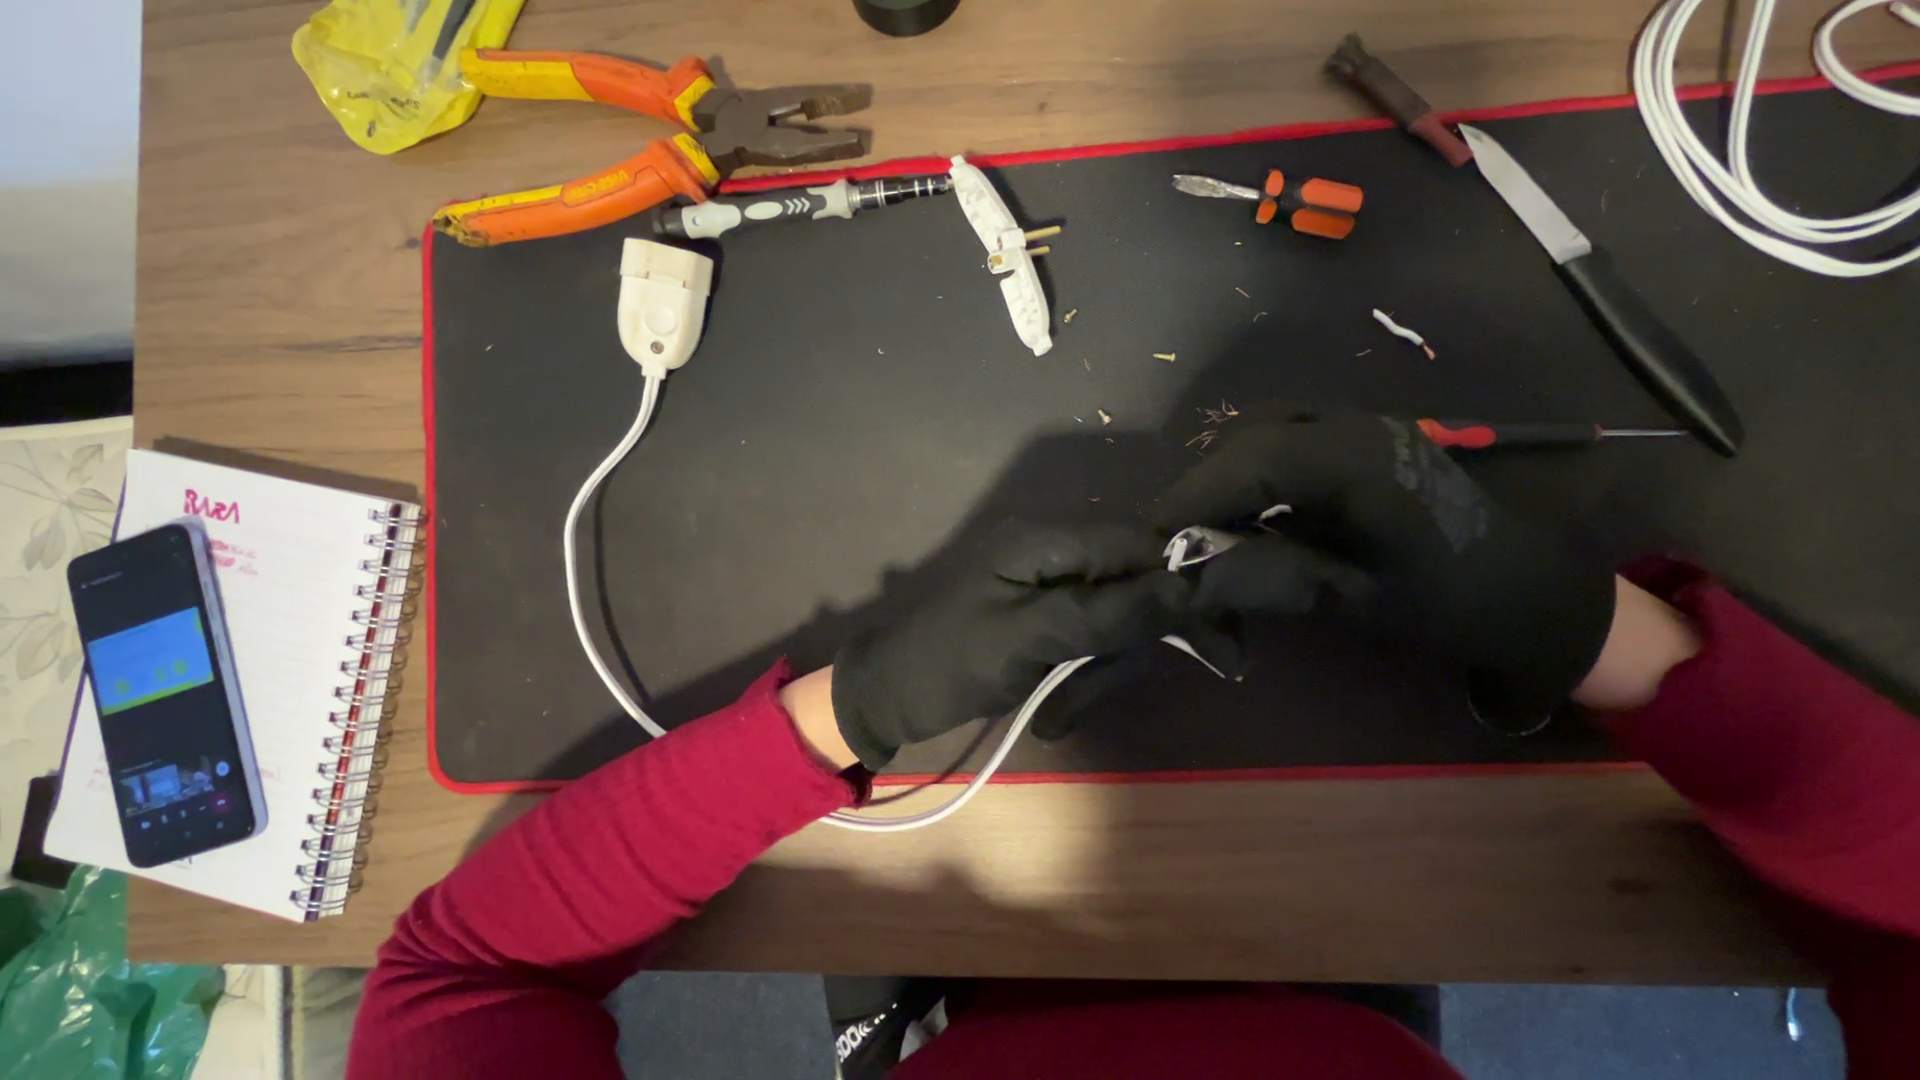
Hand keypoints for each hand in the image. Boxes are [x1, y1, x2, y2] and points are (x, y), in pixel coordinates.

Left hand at [828, 522, 1188, 768]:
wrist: (889, 694)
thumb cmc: (951, 662)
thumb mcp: (1030, 637)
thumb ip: (1107, 611)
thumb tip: (1187, 588)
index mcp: (1046, 539)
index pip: (1140, 543)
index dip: (1182, 585)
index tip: (1216, 641)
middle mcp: (1052, 552)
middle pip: (1131, 586)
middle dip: (1127, 644)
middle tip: (1098, 689)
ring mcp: (1047, 585)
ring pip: (1113, 620)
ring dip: (1100, 670)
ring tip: (1060, 710)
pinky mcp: (1043, 615)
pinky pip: (1087, 638)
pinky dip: (1082, 675)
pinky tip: (1056, 708)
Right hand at [1154, 403, 1616, 727]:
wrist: (1524, 588)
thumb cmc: (1444, 601)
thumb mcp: (1352, 597)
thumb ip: (1269, 575)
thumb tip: (1191, 573)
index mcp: (1359, 466)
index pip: (1253, 460)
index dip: (1195, 494)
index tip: (1158, 536)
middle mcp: (1356, 429)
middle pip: (1253, 434)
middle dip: (1206, 482)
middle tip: (1178, 534)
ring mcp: (1362, 426)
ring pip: (1269, 426)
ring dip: (1228, 468)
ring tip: (1210, 519)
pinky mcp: (1364, 437)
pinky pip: (1290, 432)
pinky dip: (1255, 462)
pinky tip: (1252, 504)